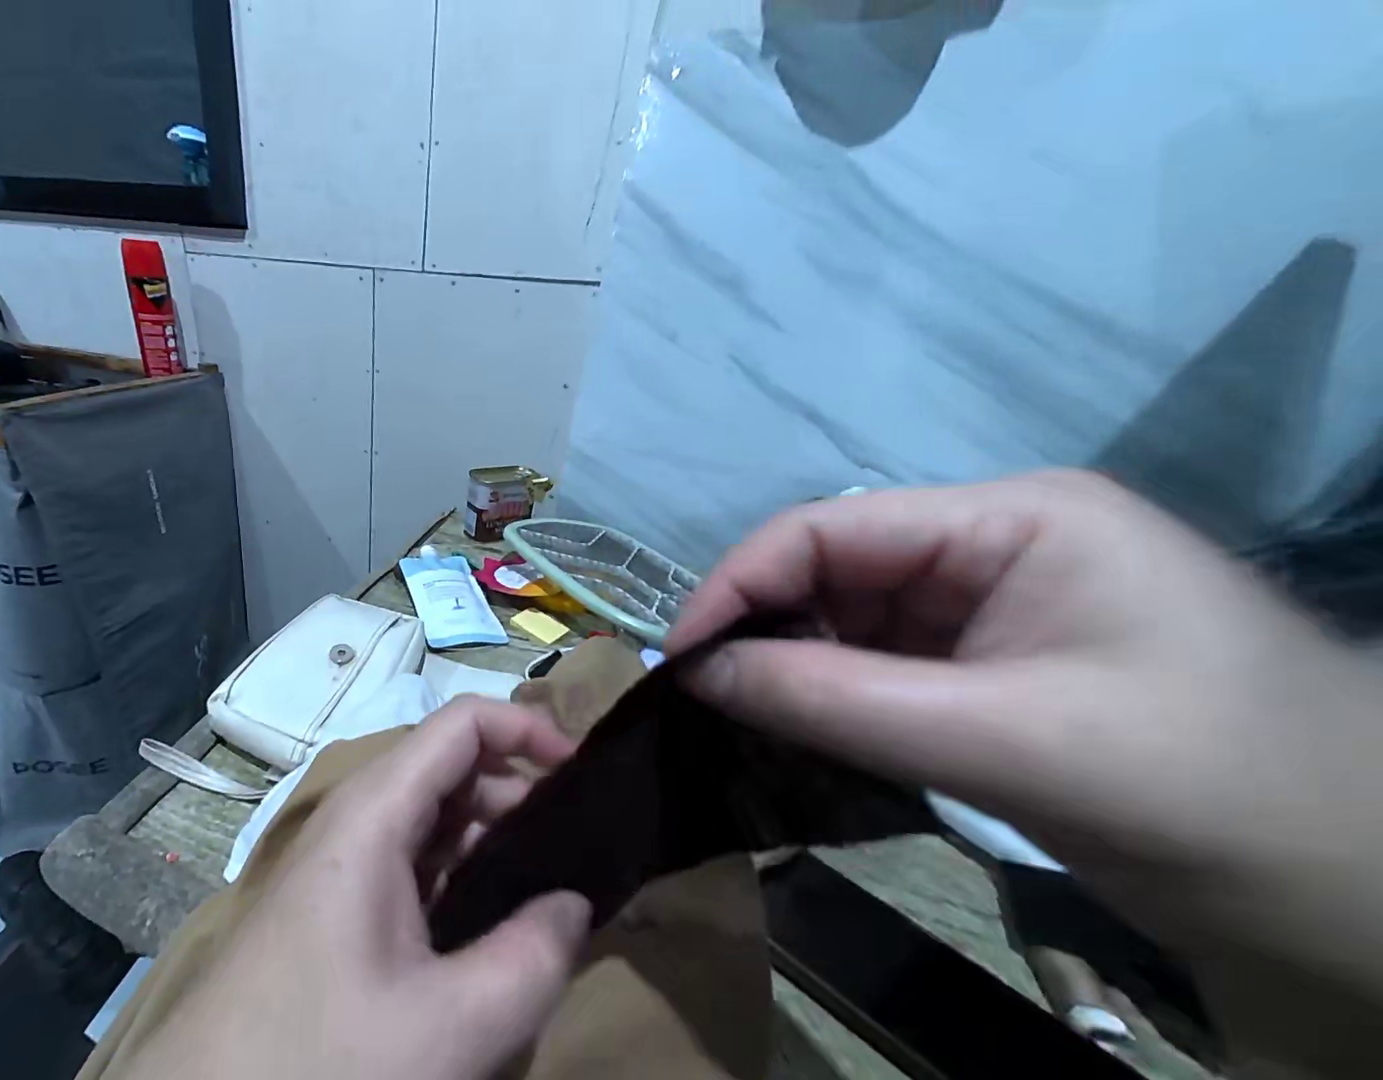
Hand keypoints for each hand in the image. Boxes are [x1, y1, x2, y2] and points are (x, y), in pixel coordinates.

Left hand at [116, 697, 590, 1079]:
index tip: (584, 772)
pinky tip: (499, 916)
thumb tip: (577, 902)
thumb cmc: (320, 1058)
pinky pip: (420, 857)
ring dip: (498, 835)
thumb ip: (531, 959)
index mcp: (376, 810)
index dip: (528, 729)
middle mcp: (361, 815)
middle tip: (584, 845)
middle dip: (522, 789)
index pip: (463, 723)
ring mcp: (350, 856)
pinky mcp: (346, 896)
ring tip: (555, 882)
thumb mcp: (448, 1026)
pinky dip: (467, 869)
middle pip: (454, 765)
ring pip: (438, 814)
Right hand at [669, 470, 1382, 1074]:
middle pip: (827, 570)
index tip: (677, 657)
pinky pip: (867, 663)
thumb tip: (693, 674)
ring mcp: (981, 604)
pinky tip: (790, 725)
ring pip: (840, 620)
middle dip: (757, 627)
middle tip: (696, 693)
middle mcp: (985, 544)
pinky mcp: (978, 661)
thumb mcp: (1005, 742)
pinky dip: (819, 694)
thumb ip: (830, 700)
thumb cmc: (1223, 800)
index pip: (827, 528)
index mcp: (1010, 519)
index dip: (737, 585)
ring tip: (733, 714)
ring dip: (783, 664)